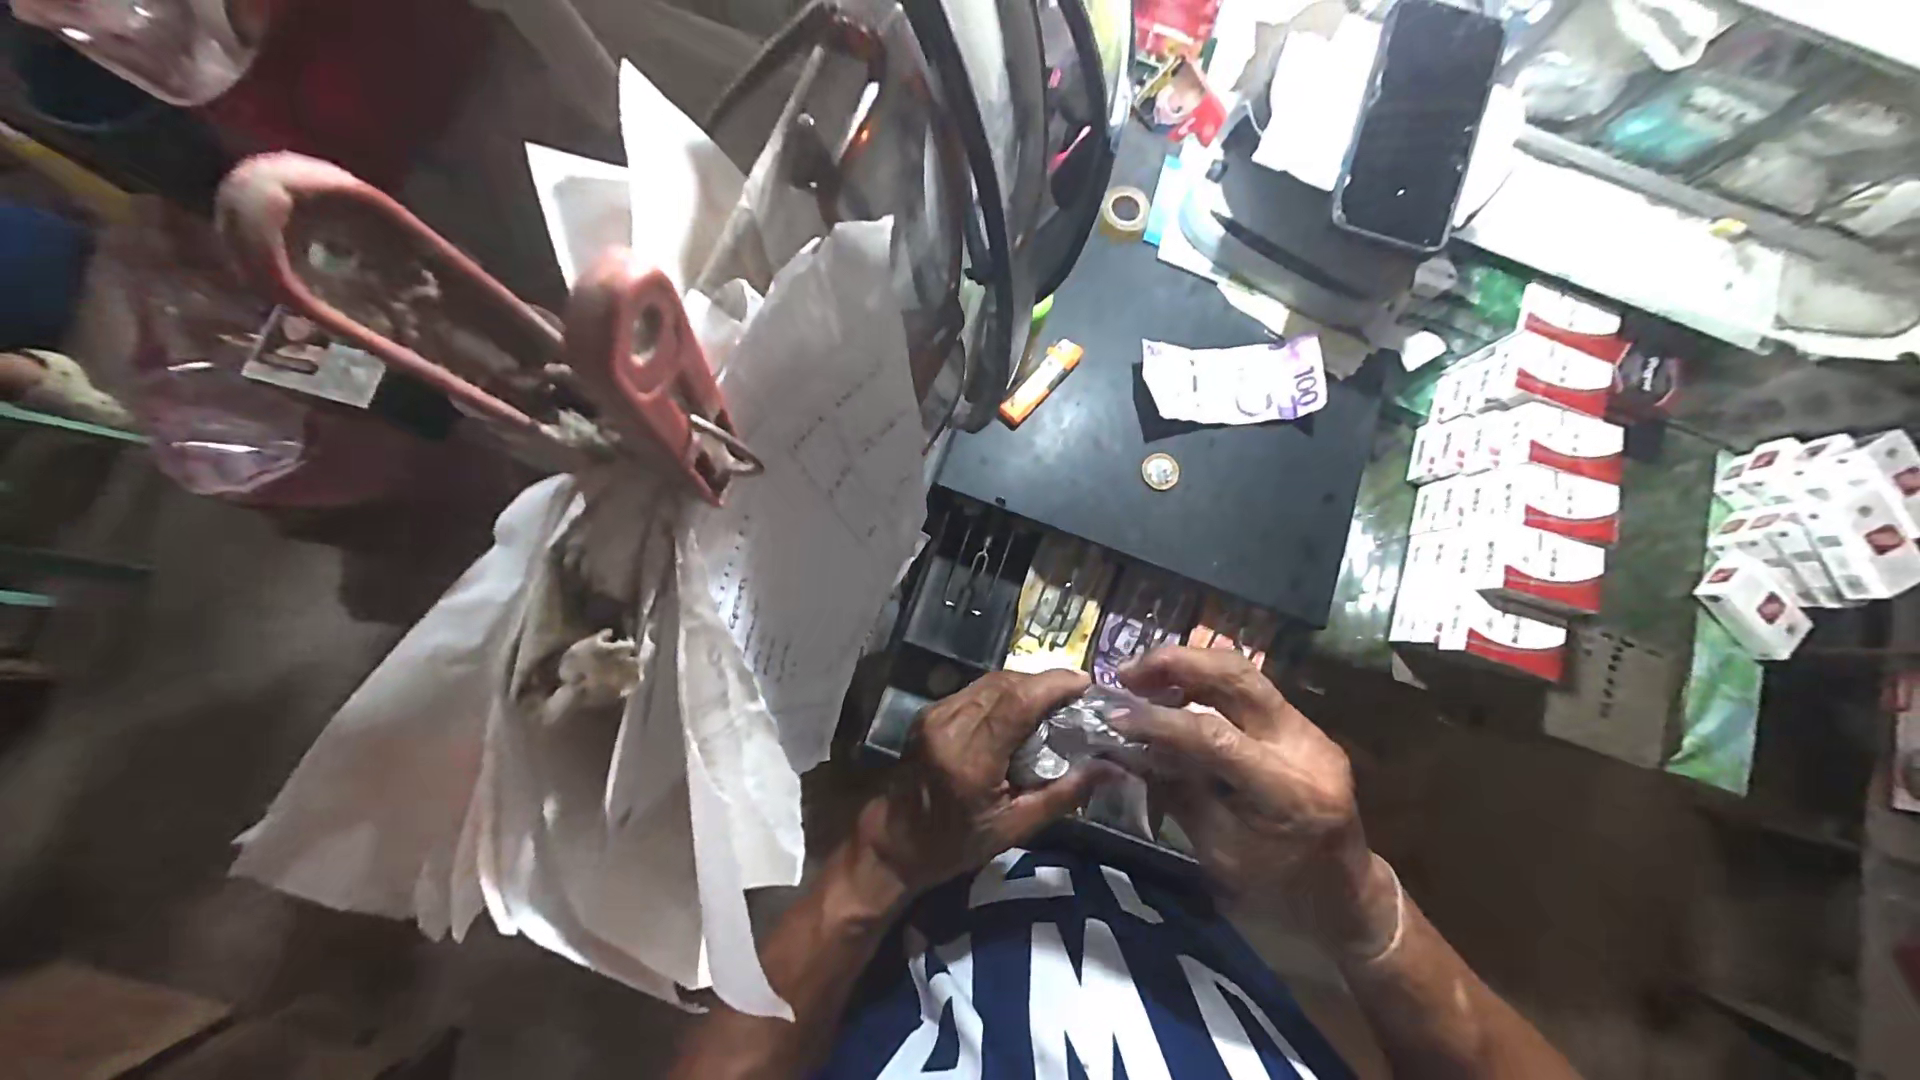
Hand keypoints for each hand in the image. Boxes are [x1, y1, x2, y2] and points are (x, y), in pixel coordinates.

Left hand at [854, 669, 1112, 894]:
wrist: (893, 841)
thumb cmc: (954, 844)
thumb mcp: (1014, 829)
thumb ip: (1064, 794)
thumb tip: (1112, 768)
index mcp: (970, 759)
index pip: (1016, 702)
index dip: (1054, 685)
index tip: (1086, 684)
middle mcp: (949, 725)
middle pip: (1006, 683)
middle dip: (1045, 683)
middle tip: (1076, 697)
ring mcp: (936, 714)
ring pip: (991, 680)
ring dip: (1026, 685)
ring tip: (1054, 702)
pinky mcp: (931, 711)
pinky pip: (977, 689)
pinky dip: (1005, 692)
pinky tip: (1022, 710)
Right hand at [1116, 647, 1397, 956]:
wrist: (1347, 900)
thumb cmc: (1279, 893)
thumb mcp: (1217, 851)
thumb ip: (1177, 790)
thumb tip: (1128, 748)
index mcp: (1287, 791)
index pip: (1213, 735)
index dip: (1157, 721)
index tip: (1114, 716)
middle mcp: (1305, 747)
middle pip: (1237, 677)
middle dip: (1176, 663)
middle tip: (1127, 672)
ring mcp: (1308, 730)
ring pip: (1242, 671)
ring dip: (1186, 665)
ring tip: (1141, 675)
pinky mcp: (1301, 725)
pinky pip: (1246, 689)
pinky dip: (1202, 682)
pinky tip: (1171, 690)